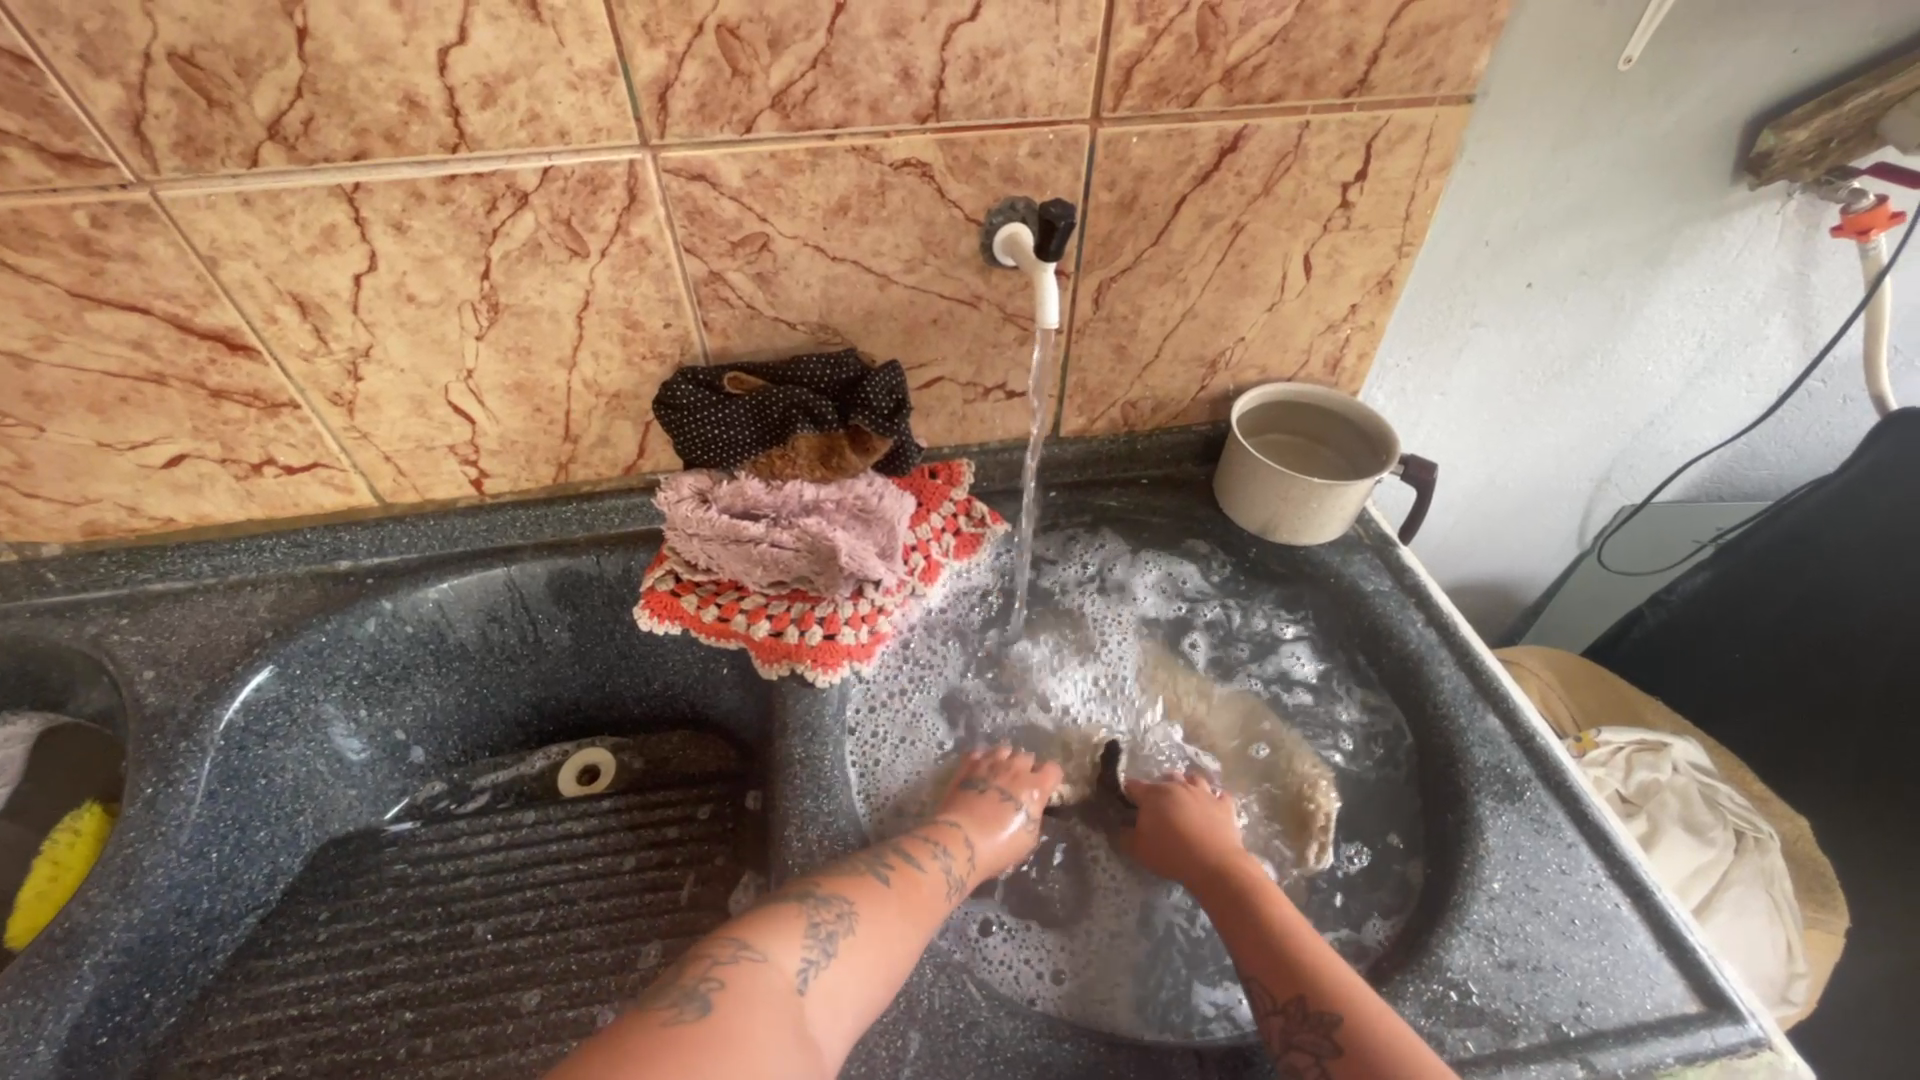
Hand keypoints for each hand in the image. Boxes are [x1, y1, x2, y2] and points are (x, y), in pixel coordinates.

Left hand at [933, 746, 1062, 880]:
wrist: (960, 841)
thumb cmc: (999, 848)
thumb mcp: (1029, 838)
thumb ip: (1034, 815)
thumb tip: (1031, 806)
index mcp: (1035, 787)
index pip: (1054, 769)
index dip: (1051, 778)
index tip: (1046, 789)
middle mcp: (1015, 769)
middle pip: (1028, 756)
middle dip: (1027, 769)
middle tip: (1019, 786)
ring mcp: (990, 763)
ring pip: (1004, 749)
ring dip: (1006, 760)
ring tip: (999, 774)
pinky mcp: (968, 765)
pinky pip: (980, 752)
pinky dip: (983, 759)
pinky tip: (980, 770)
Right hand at [1118, 772, 1254, 888]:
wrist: (1213, 863)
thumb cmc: (1170, 853)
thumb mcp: (1137, 849)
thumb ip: (1123, 835)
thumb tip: (1121, 826)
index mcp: (1153, 794)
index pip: (1133, 785)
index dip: (1128, 794)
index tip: (1128, 806)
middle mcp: (1178, 786)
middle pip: (1165, 777)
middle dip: (1159, 788)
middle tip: (1158, 807)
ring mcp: (1204, 792)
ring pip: (1193, 778)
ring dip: (1187, 785)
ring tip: (1185, 800)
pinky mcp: (1224, 804)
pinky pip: (1220, 795)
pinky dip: (1214, 799)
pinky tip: (1211, 807)